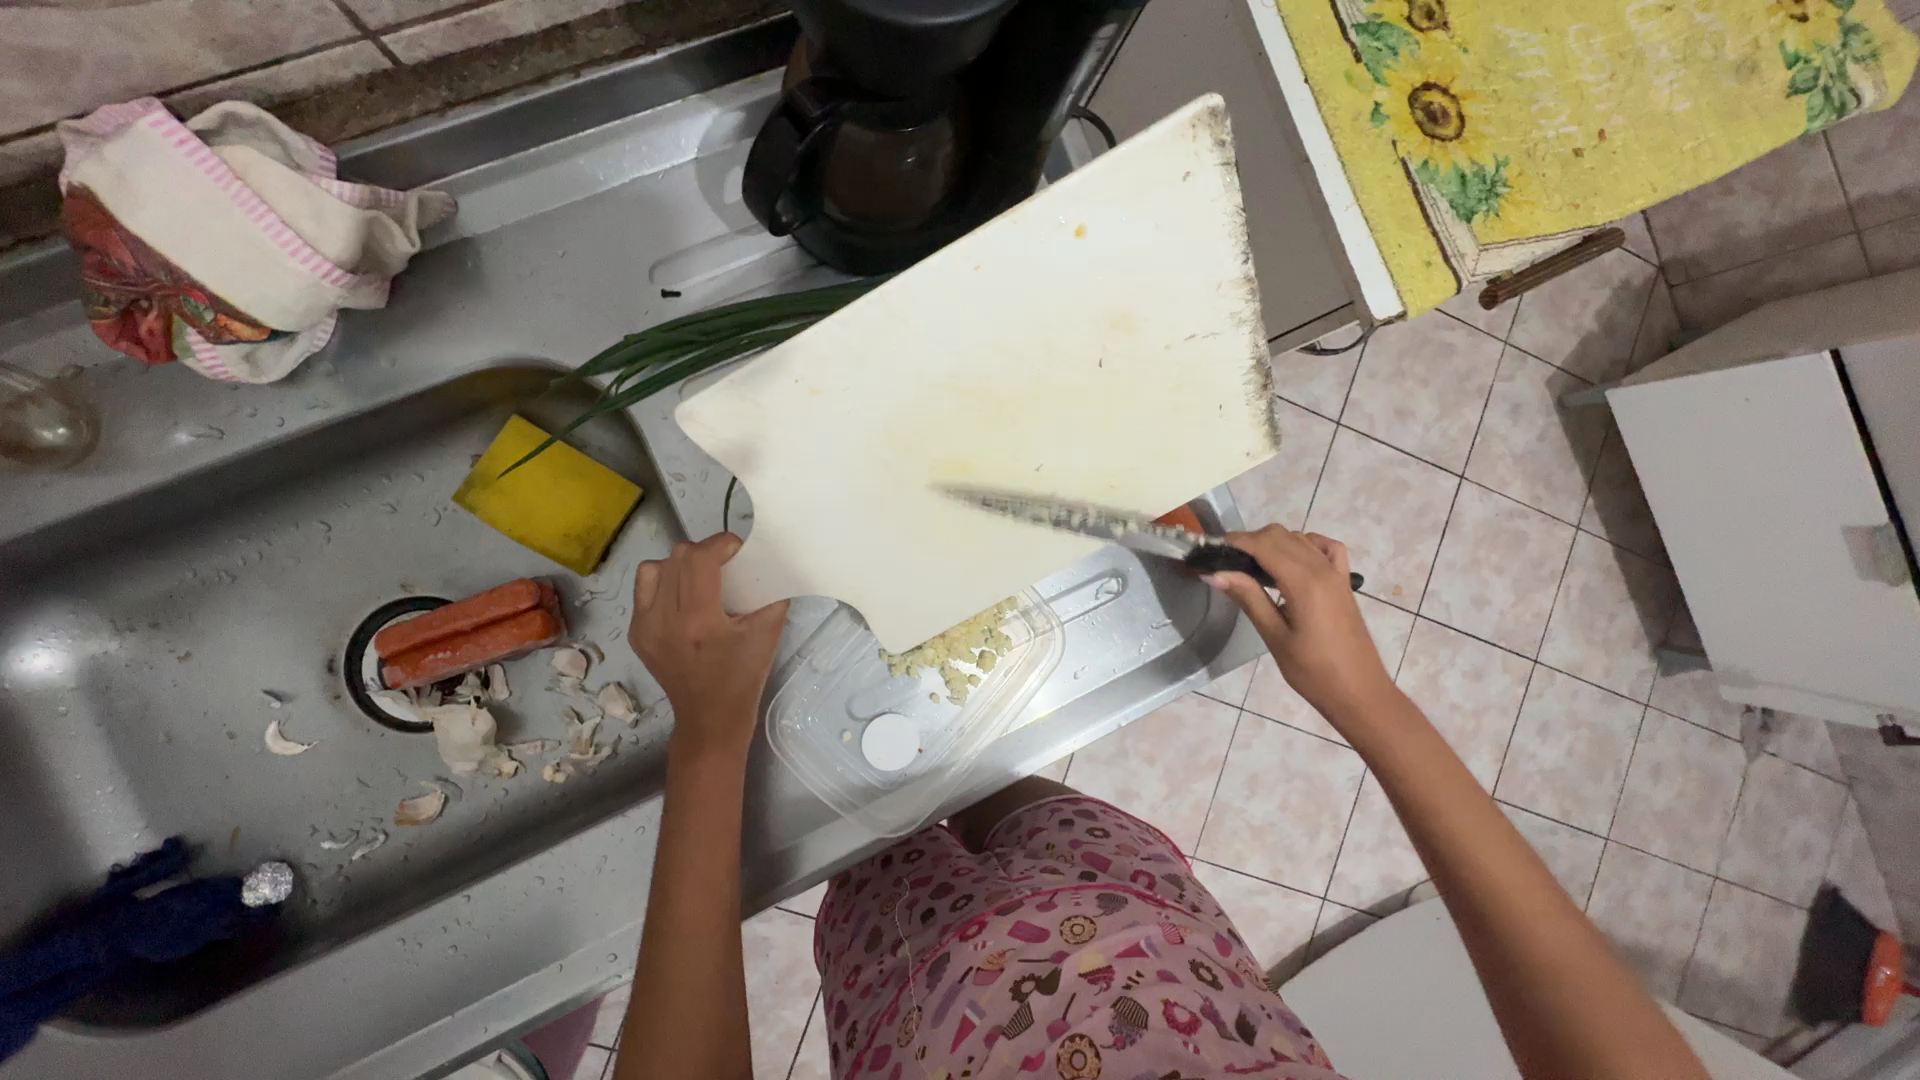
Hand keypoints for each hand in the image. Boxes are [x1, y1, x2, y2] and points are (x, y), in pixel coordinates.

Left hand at [628, 533, 789, 756]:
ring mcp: (645, 627)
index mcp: (699, 621)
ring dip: (679, 565)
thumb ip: (771, 595)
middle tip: (725, 564)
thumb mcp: (767, 633)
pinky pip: (644, 590)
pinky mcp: (636, 634)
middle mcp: (665, 620)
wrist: (709, 718)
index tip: (738, 549)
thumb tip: (770, 566)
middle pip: (678, 557)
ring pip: (655, 568)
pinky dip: (664, 583)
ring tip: (699, 578)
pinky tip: (683, 598)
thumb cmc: (743, 677)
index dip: (721, 543)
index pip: (700, 559)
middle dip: (704, 552)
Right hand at [1206, 526, 1398, 719]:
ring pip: (1299, 538)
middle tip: (1225, 563)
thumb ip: (1247, 597)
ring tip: (1250, 568)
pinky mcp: (1344, 582)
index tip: (1210, 550)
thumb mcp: (1274, 636)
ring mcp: (1336, 573)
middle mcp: (1322, 569)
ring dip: (1272, 543)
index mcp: (1304, 582)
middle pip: (1280, 535)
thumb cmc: (1313, 672)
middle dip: (1249, 541)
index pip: (1263, 544)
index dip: (1234, 541)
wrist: (1359, 692)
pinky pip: (1326, 548)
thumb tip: (1214, 573)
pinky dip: (1305, 545)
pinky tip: (1291, 562)